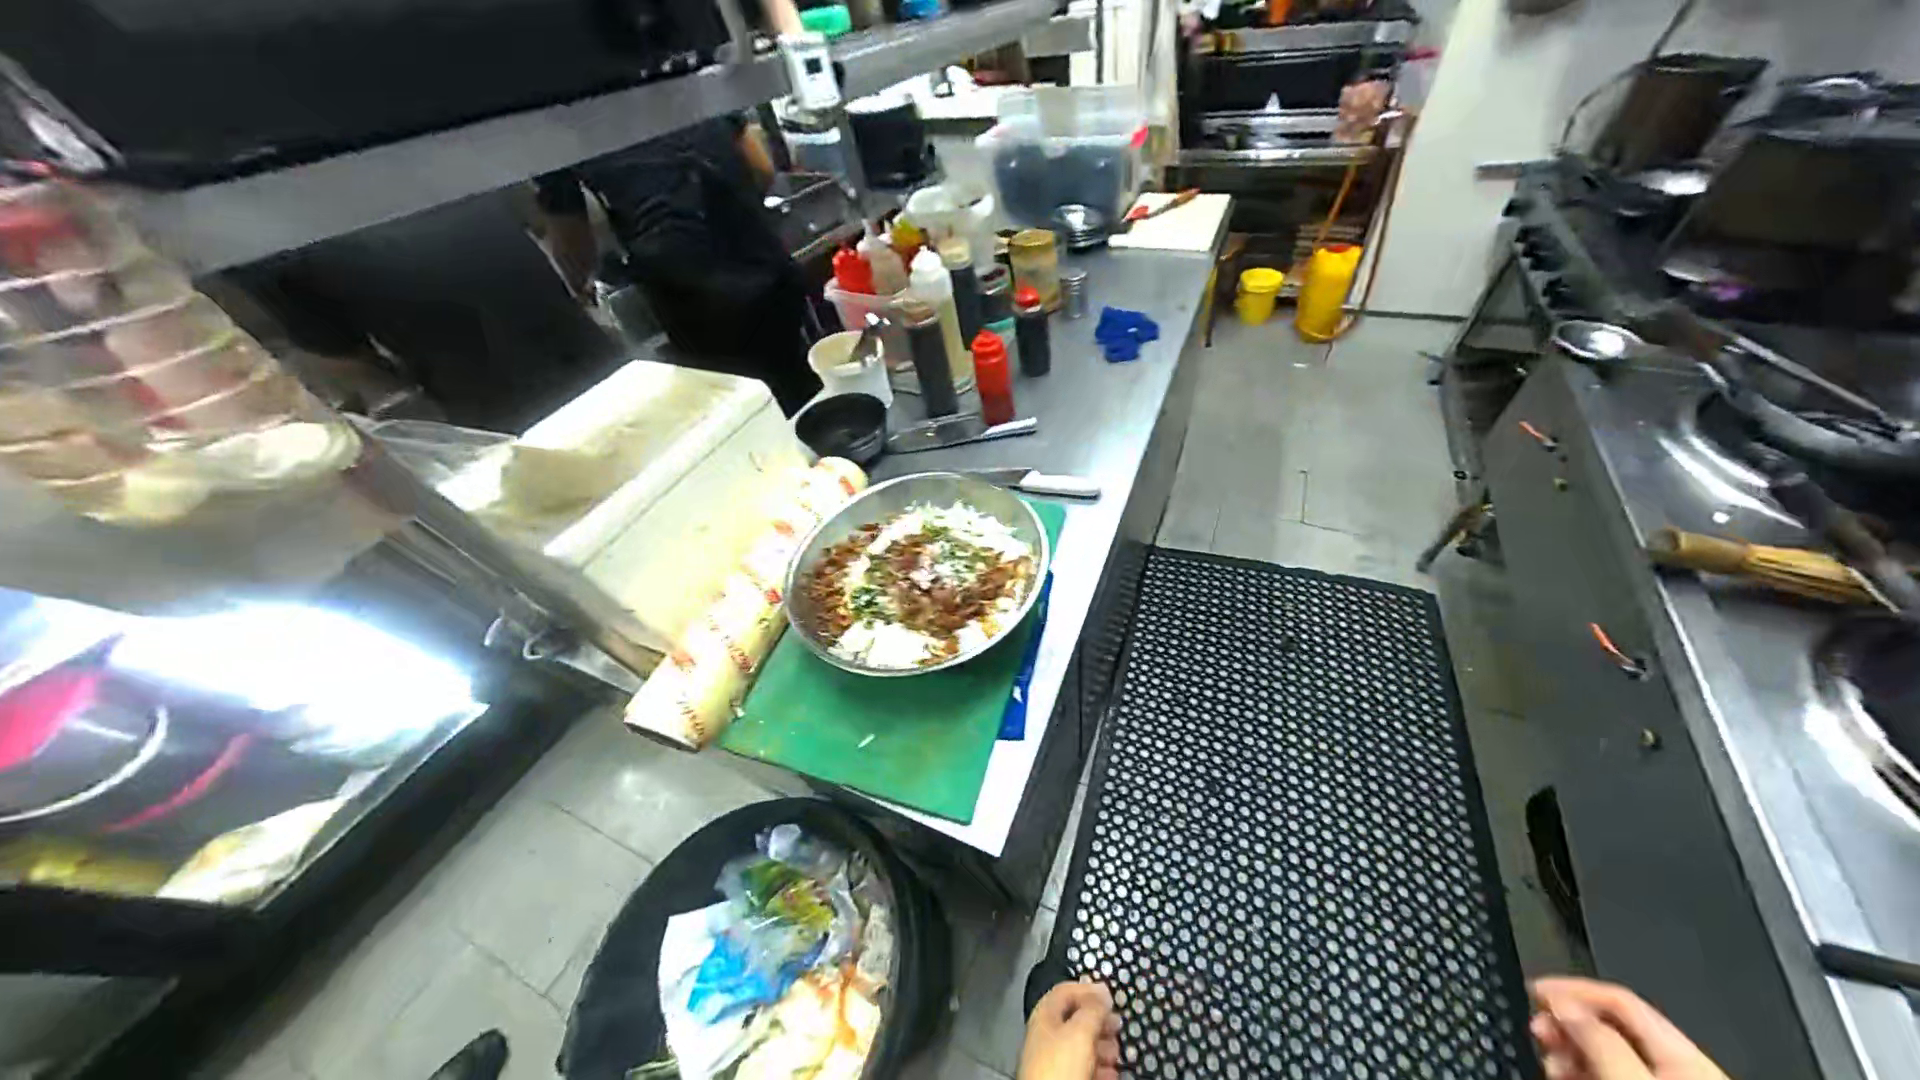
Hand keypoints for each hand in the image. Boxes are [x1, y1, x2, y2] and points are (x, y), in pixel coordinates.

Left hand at [1017, 981, 1120, 1079]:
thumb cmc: (1062, 1067)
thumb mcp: (1080, 1032)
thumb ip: (1092, 1009)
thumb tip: (1103, 990)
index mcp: (1045, 1016)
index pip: (1066, 991)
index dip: (1088, 990)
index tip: (1112, 997)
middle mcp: (1048, 1035)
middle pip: (1076, 1019)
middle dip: (1099, 1022)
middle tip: (1118, 1027)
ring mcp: (1054, 1062)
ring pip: (1082, 1046)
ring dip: (1102, 1047)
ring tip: (1116, 1055)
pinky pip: (1084, 1070)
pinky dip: (1100, 1070)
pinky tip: (1112, 1076)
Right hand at [1530, 977, 1730, 1079]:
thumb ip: (1598, 1040)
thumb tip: (1562, 1005)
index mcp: (1687, 1061)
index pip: (1621, 1001)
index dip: (1573, 989)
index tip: (1535, 993)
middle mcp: (1680, 1073)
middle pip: (1612, 1028)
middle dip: (1567, 1024)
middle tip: (1537, 1031)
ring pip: (1607, 1055)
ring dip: (1569, 1052)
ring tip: (1548, 1064)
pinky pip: (1608, 1078)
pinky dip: (1580, 1073)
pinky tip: (1563, 1078)